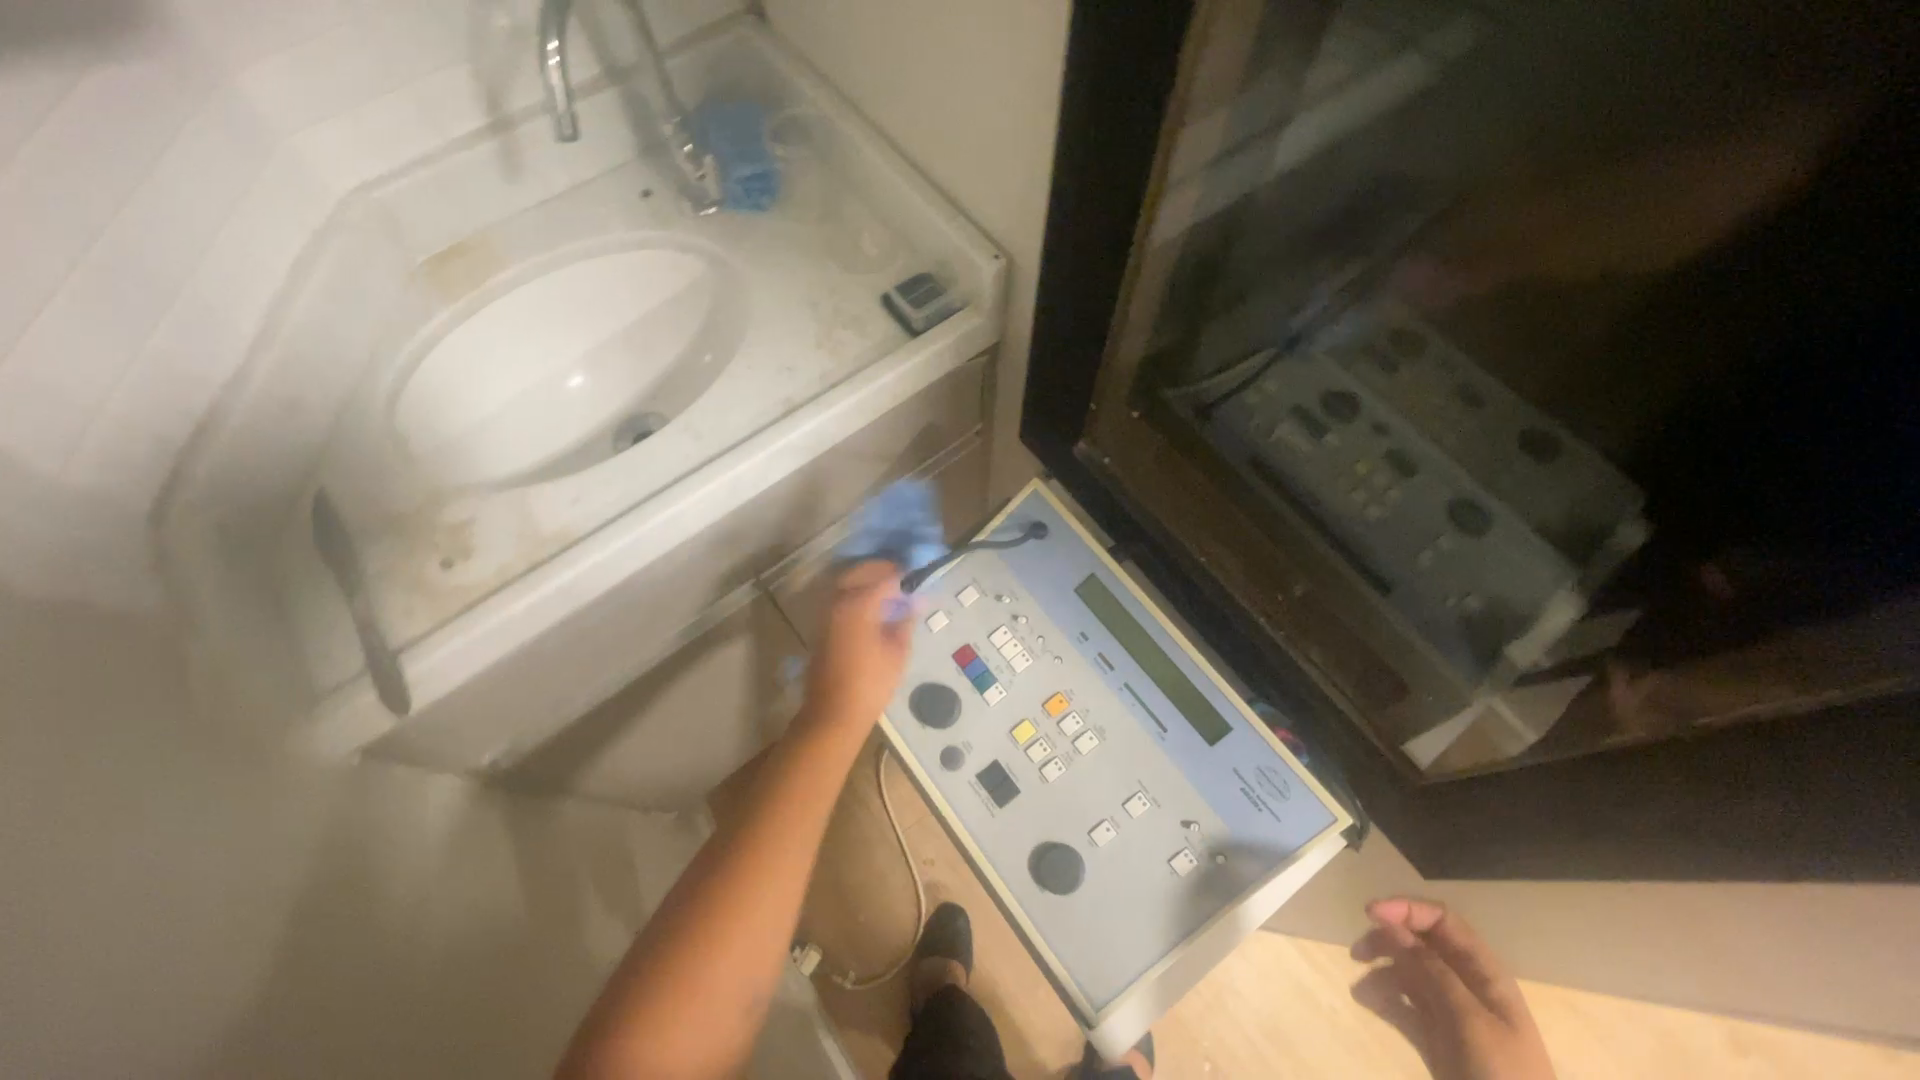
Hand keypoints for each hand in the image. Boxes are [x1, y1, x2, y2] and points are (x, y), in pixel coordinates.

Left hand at [799, 560, 912, 734]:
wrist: (834, 712)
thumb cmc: (871, 684)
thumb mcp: (898, 652)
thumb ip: (905, 621)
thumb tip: (914, 602)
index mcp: (859, 604)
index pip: (885, 577)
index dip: (903, 575)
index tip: (917, 576)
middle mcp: (838, 601)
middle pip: (860, 572)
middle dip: (881, 570)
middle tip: (902, 577)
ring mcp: (826, 613)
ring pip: (845, 582)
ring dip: (865, 579)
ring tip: (888, 590)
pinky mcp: (821, 626)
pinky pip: (838, 597)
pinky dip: (854, 593)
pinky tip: (871, 607)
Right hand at [1350, 898, 1555, 1079]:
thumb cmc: (1503, 1075)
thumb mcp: (1469, 1020)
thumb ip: (1430, 970)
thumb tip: (1390, 924)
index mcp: (1483, 972)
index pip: (1442, 922)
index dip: (1407, 910)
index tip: (1369, 913)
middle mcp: (1464, 984)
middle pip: (1420, 943)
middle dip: (1387, 940)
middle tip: (1357, 953)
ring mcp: (1448, 1012)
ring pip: (1407, 973)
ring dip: (1382, 972)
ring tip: (1362, 990)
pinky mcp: (1434, 1037)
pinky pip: (1403, 1005)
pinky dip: (1383, 998)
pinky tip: (1367, 1002)